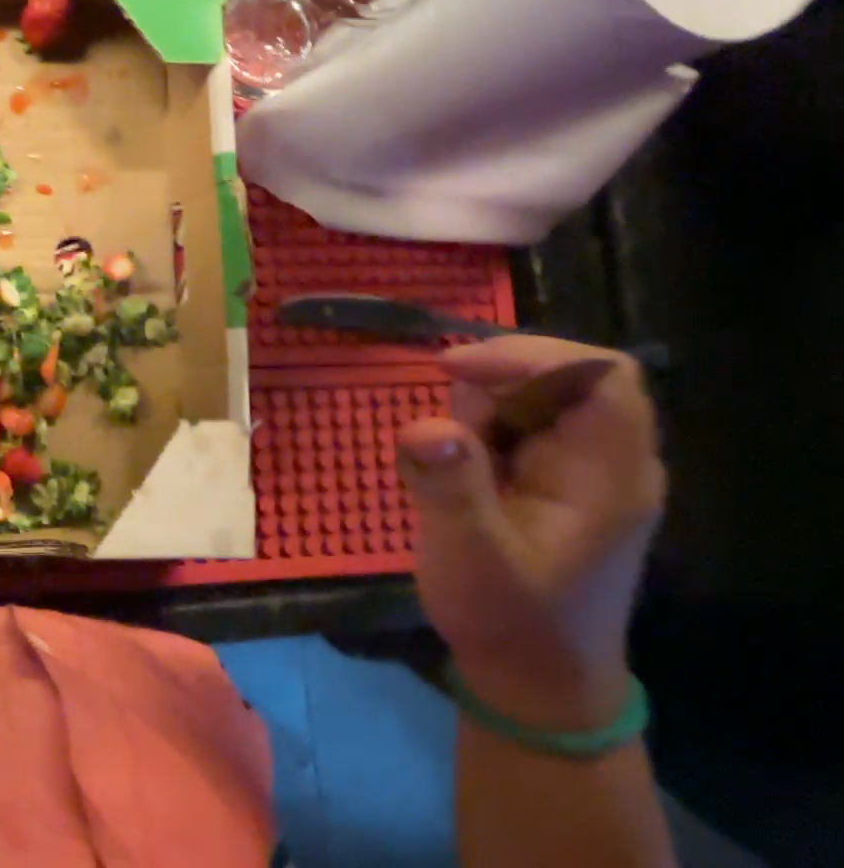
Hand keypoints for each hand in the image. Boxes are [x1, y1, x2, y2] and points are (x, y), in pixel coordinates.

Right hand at [397, 336, 665, 727]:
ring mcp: (582, 470)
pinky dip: (475, 436)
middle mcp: (607, 462)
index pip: (600, 377)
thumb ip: (449, 488)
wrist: (532, 677)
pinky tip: (457, 481)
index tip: (451, 369)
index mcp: (609, 476)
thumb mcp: (468, 555)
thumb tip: (424, 426)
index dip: (528, 356)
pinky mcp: (554, 480)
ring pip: (530, 399)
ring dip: (476, 417)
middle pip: (561, 379)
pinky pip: (515, 427)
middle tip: (443, 442)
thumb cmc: (508, 618)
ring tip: (449, 477)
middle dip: (489, 392)